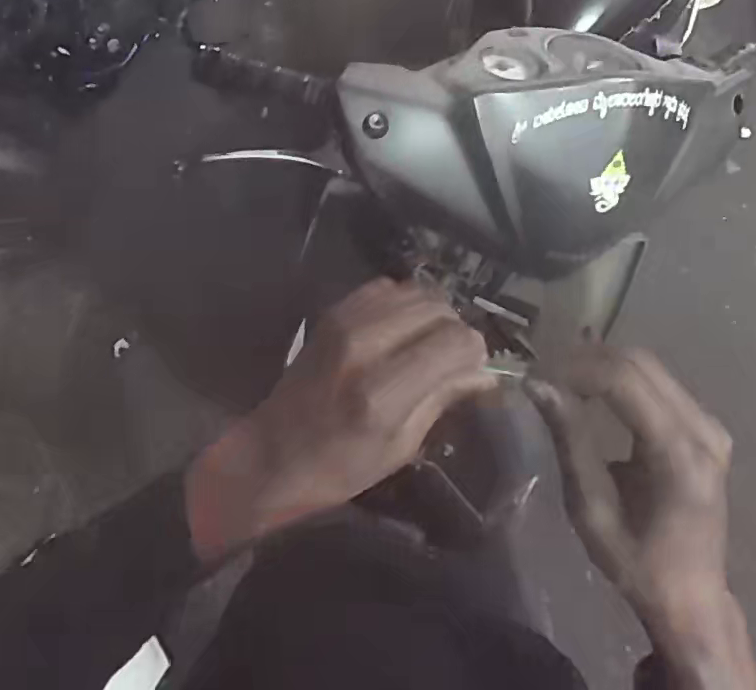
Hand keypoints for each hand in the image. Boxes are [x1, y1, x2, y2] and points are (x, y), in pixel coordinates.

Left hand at [184, 278, 495, 564]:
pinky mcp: (334, 311)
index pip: (455, 342)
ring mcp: (346, 321)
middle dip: (456, 331)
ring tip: (430, 341)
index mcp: (383, 392)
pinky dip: (404, 303)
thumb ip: (442, 398)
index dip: (475, 352)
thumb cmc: (338, 467)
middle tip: (453, 357)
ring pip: (416, 292)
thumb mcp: (400, 447)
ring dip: (433, 314)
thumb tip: (484, 372)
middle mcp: (365, 344)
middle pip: (439, 309)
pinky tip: (402, 328)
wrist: (271, 452)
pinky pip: (388, 287)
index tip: (474, 369)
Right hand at [528, 345, 755, 689]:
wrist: (691, 598)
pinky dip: (618, 376)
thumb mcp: (590, 508)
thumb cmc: (635, 563)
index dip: (575, 369)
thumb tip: (538, 384)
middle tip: (544, 375)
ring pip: (646, 364)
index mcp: (679, 454)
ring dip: (599, 363)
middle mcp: (703, 429)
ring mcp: (710, 424)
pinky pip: (656, 380)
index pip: (622, 381)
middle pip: (636, 363)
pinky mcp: (706, 425)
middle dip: (584, 360)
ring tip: (561, 380)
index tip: (536, 376)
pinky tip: (591, 389)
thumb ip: (570, 439)